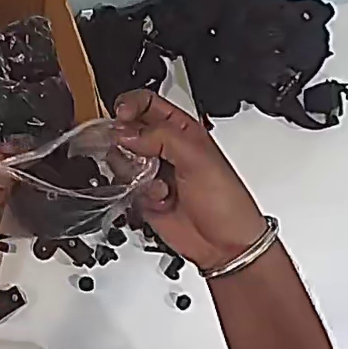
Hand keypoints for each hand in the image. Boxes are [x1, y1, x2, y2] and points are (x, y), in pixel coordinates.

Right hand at [114, 91, 269, 271]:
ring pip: (121, 159)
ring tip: (151, 180)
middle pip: (127, 130)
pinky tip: (158, 199)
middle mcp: (165, 148)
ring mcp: (153, 172)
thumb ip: (161, 137)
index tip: (121, 116)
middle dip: (124, 140)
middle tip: (131, 151)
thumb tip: (127, 132)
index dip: (130, 105)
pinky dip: (136, 193)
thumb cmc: (226, 200)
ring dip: (131, 170)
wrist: (225, 245)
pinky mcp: (144, 196)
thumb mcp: (197, 158)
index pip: (147, 104)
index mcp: (182, 130)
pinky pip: (123, 186)